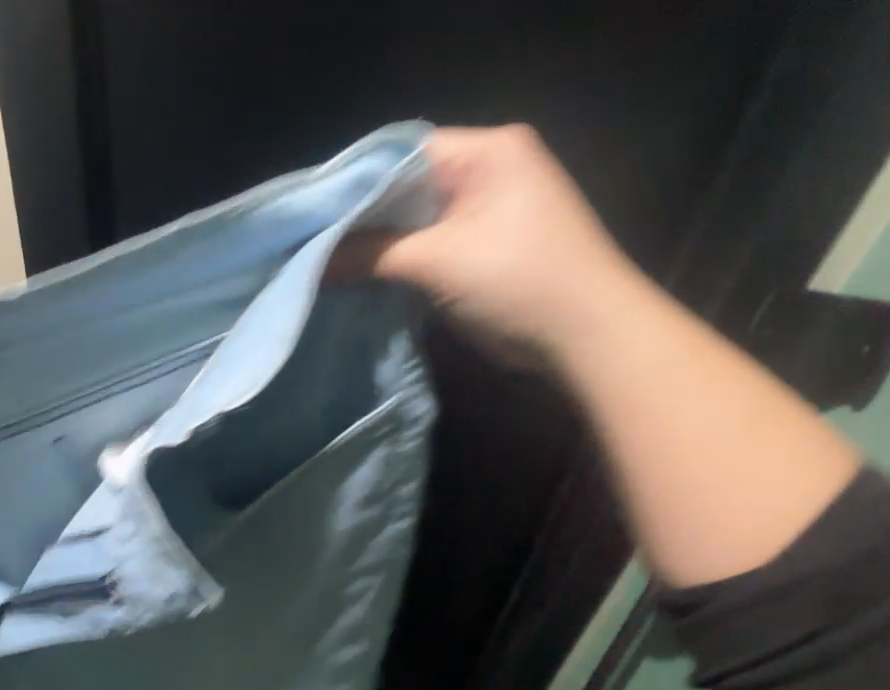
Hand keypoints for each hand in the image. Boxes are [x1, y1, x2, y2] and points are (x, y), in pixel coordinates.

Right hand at [335, 125, 656, 364]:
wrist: (586, 338)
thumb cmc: (519, 281)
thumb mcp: (438, 261)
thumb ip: (369, 254)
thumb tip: (309, 261)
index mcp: (486, 151)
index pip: (399, 153)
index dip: (349, 181)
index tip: (304, 213)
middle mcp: (484, 171)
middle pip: (401, 185)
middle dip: (356, 216)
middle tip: (303, 240)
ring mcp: (482, 212)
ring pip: (408, 219)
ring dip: (371, 242)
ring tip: (317, 260)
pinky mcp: (477, 249)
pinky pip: (421, 246)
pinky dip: (391, 261)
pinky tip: (352, 277)